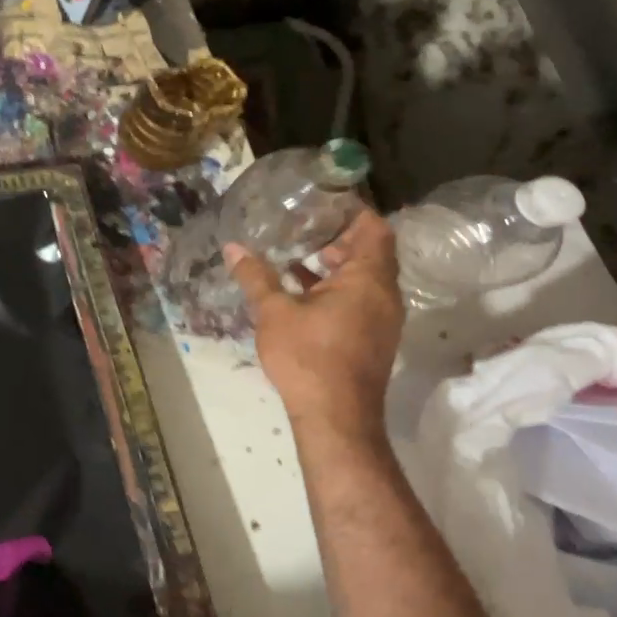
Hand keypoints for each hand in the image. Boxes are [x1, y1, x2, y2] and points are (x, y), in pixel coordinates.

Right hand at [224, 209, 403, 440]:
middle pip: (371, 252)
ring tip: (295, 249)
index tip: (324, 198)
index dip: (354, 211)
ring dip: (335, 262)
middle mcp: (383, 296)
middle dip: (339, 234)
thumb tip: (233, 246)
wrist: (336, 417)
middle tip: (302, 220)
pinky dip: (334, 284)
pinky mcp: (371, 336)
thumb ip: (256, 276)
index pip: (375, 231)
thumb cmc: (308, 356)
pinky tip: (298, 286)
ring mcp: (381, 319)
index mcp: (367, 281)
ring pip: (364, 276)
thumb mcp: (274, 311)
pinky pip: (358, 296)